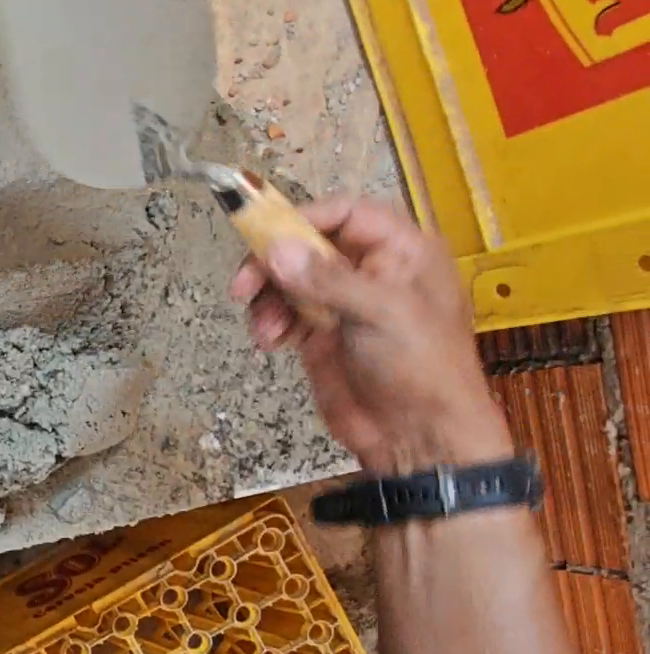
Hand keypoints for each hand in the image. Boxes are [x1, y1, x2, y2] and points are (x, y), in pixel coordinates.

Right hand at [231, 196, 513, 474]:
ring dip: (266, 302)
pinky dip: (269, 325)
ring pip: (288, 283)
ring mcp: (342, 304)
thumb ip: (325, 279)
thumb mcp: (378, 313)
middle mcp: (370, 272)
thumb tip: (277, 249)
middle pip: (306, 248)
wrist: (413, 429)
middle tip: (243, 288)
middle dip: (271, 268)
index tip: (263, 242)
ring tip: (267, 330)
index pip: (346, 215)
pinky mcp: (320, 334)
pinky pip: (283, 314)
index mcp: (402, 252)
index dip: (302, 221)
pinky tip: (272, 342)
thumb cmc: (420, 366)